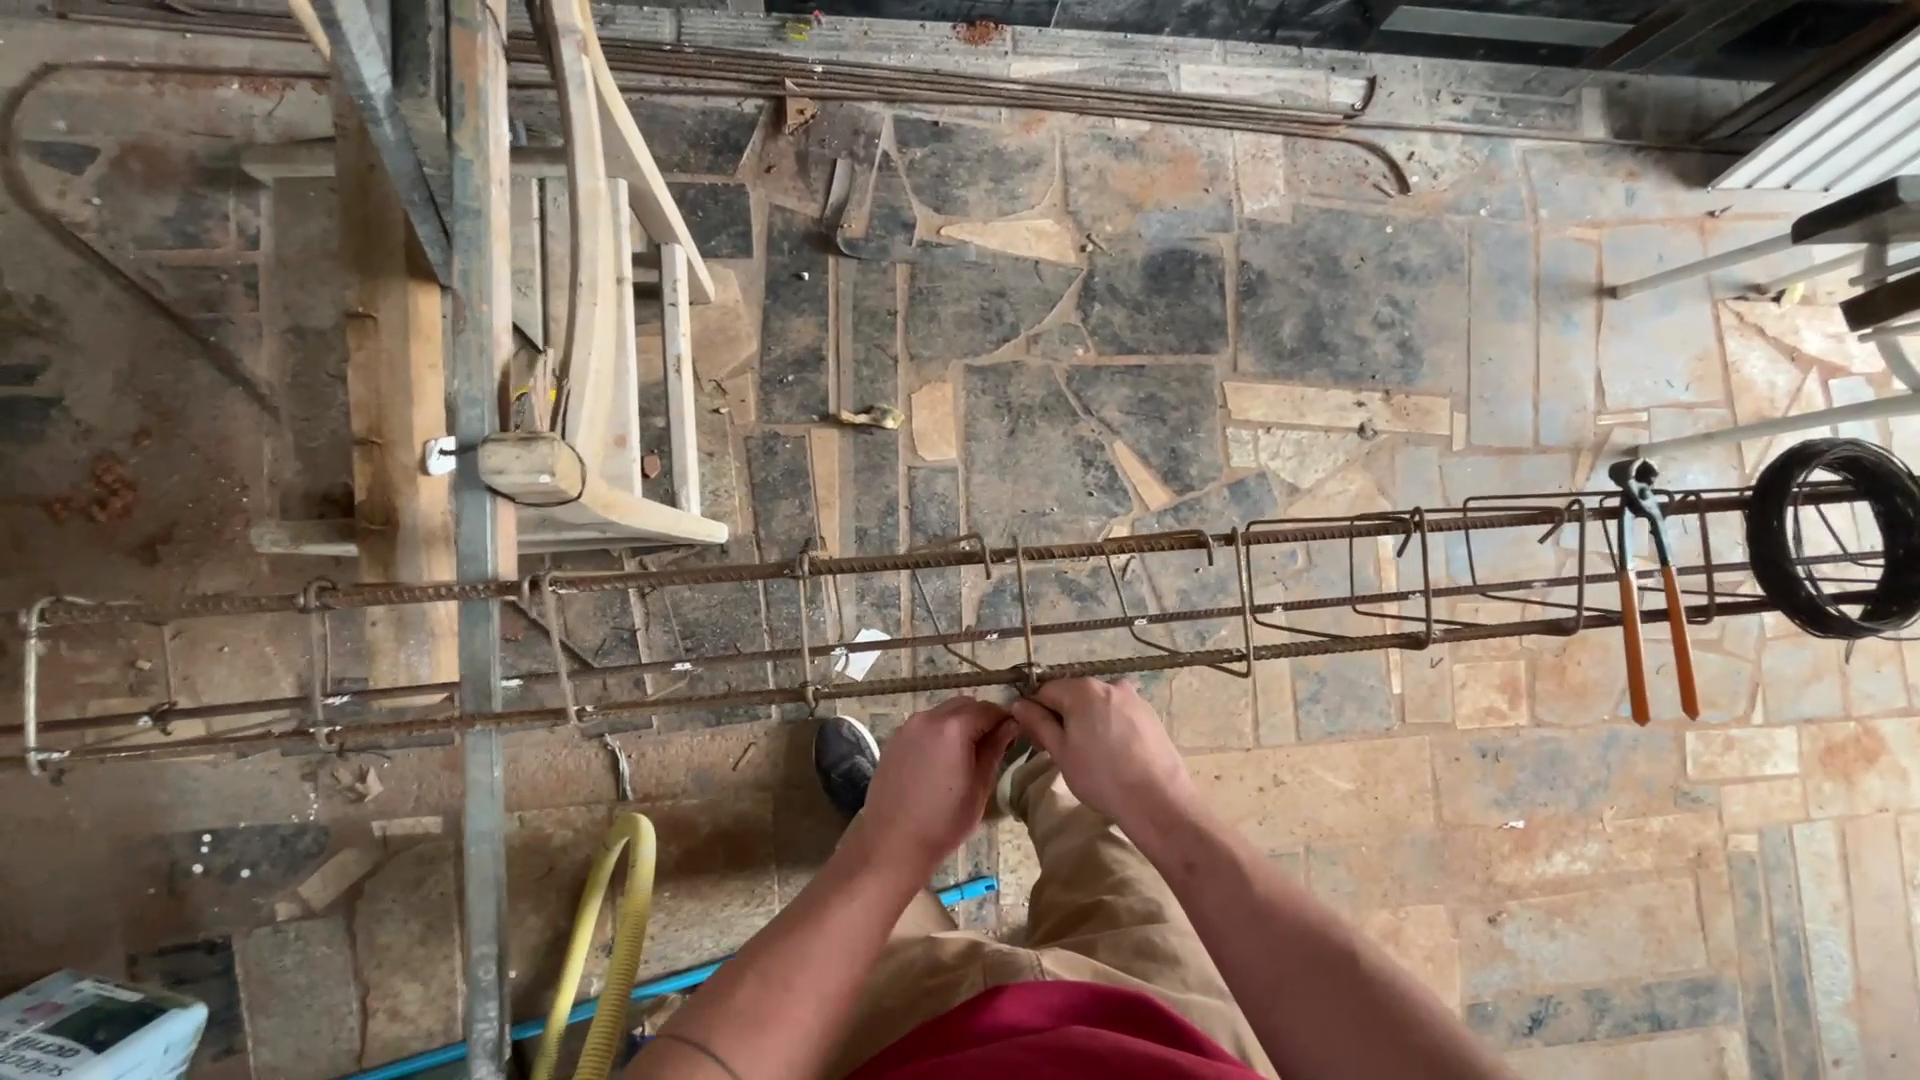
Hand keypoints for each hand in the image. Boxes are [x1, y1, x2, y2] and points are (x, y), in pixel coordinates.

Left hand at [849, 696, 1018, 881]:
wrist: (892, 843)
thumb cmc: (943, 821)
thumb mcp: (979, 787)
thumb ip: (995, 749)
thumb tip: (1011, 725)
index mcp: (953, 728)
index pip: (988, 709)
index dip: (1005, 719)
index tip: (1015, 734)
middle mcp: (928, 718)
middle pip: (964, 704)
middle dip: (981, 718)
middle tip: (992, 746)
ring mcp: (907, 727)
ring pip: (942, 712)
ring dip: (959, 723)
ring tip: (966, 754)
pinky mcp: (894, 740)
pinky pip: (924, 726)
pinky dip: (939, 732)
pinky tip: (941, 760)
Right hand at [1008, 678, 1200, 829]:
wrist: (1157, 799)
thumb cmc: (1101, 776)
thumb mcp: (1061, 752)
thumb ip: (1038, 723)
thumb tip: (1018, 704)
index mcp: (1083, 689)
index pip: (1045, 690)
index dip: (1035, 712)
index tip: (1035, 738)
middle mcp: (1109, 684)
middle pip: (1073, 695)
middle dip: (1062, 716)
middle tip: (1061, 751)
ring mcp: (1134, 698)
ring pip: (1097, 705)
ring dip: (1087, 721)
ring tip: (1090, 755)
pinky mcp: (1150, 714)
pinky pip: (1119, 714)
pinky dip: (1109, 727)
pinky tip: (1114, 754)